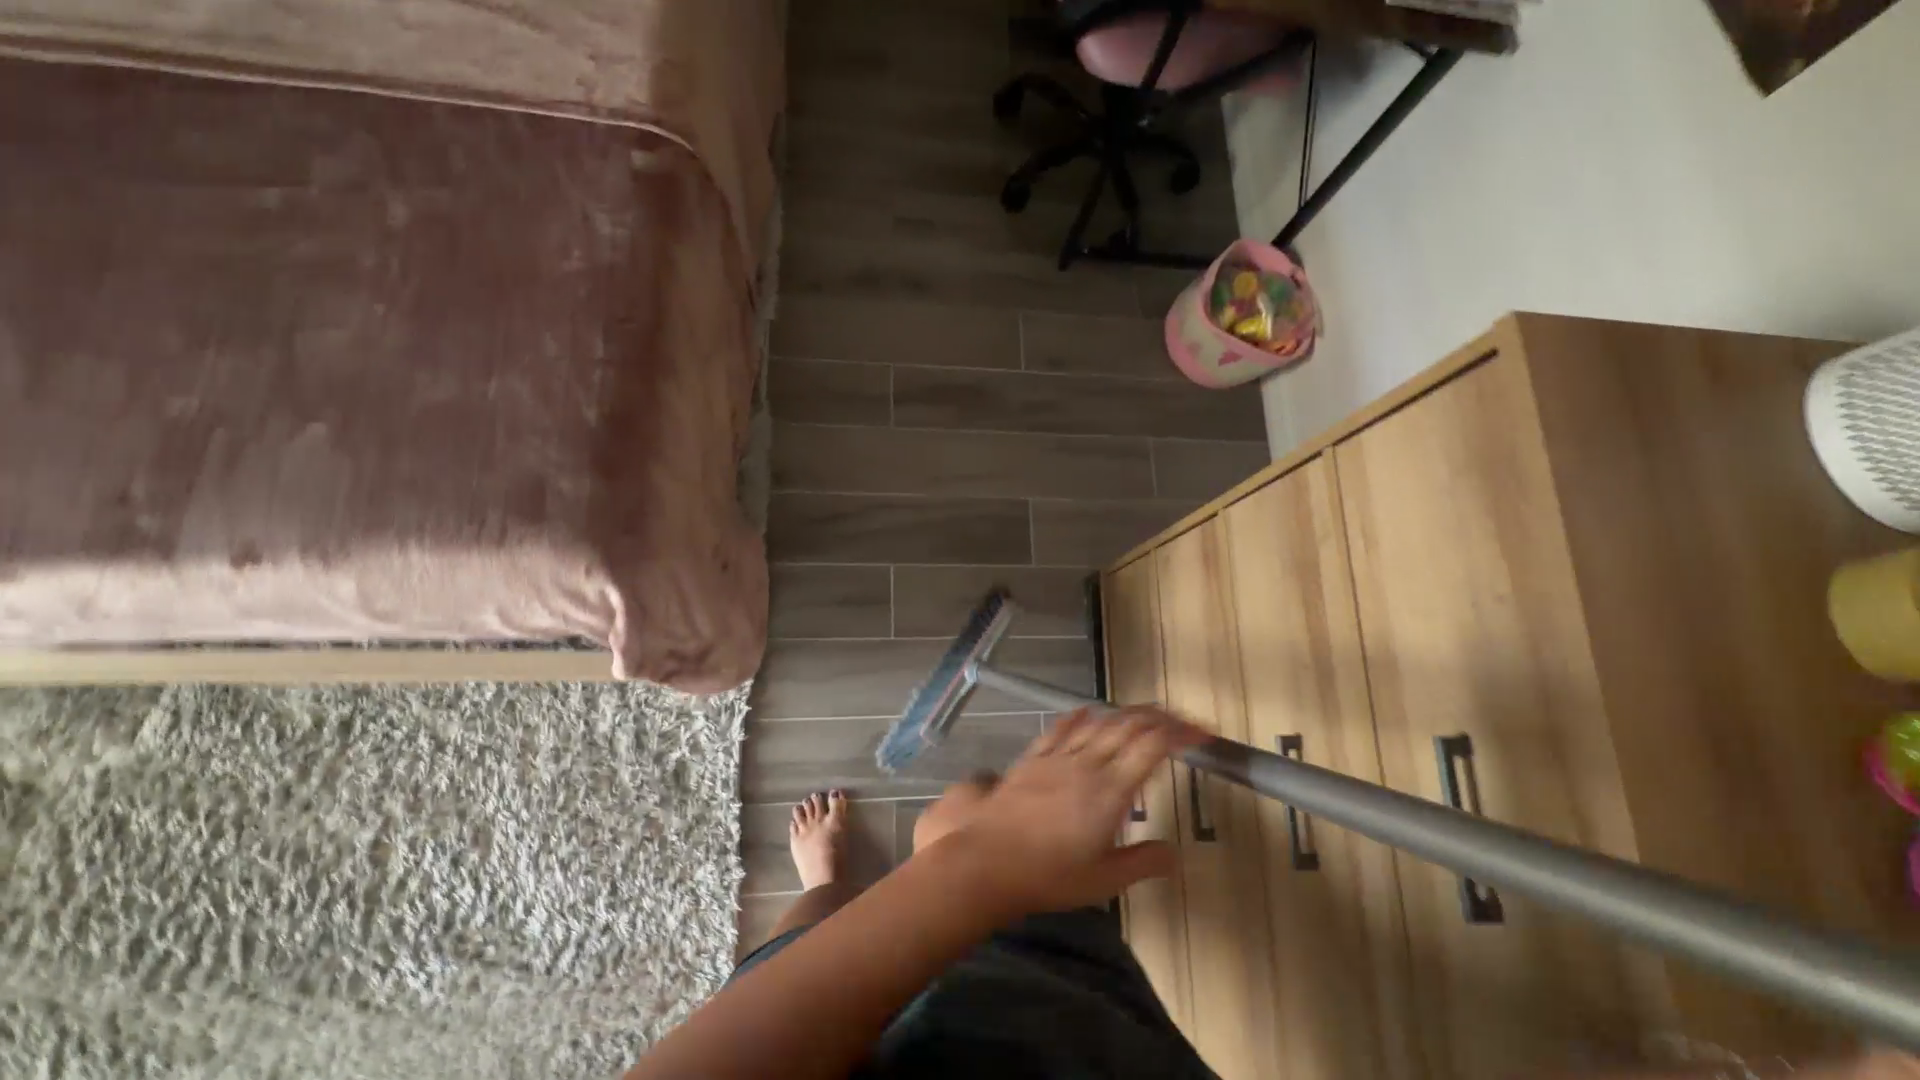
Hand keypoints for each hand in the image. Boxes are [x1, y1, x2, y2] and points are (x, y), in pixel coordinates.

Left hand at [926, 706, 1206, 919]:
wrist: (986, 862)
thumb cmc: (1048, 877)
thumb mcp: (1103, 880)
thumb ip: (1141, 863)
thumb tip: (1174, 854)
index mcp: (1111, 791)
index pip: (1153, 747)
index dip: (1181, 735)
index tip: (1202, 735)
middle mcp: (1087, 765)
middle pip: (1129, 726)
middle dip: (1160, 718)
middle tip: (1181, 722)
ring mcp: (1056, 759)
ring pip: (1098, 723)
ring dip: (1126, 714)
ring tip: (1145, 714)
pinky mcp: (1030, 760)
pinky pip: (1059, 728)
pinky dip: (1080, 717)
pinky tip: (1088, 712)